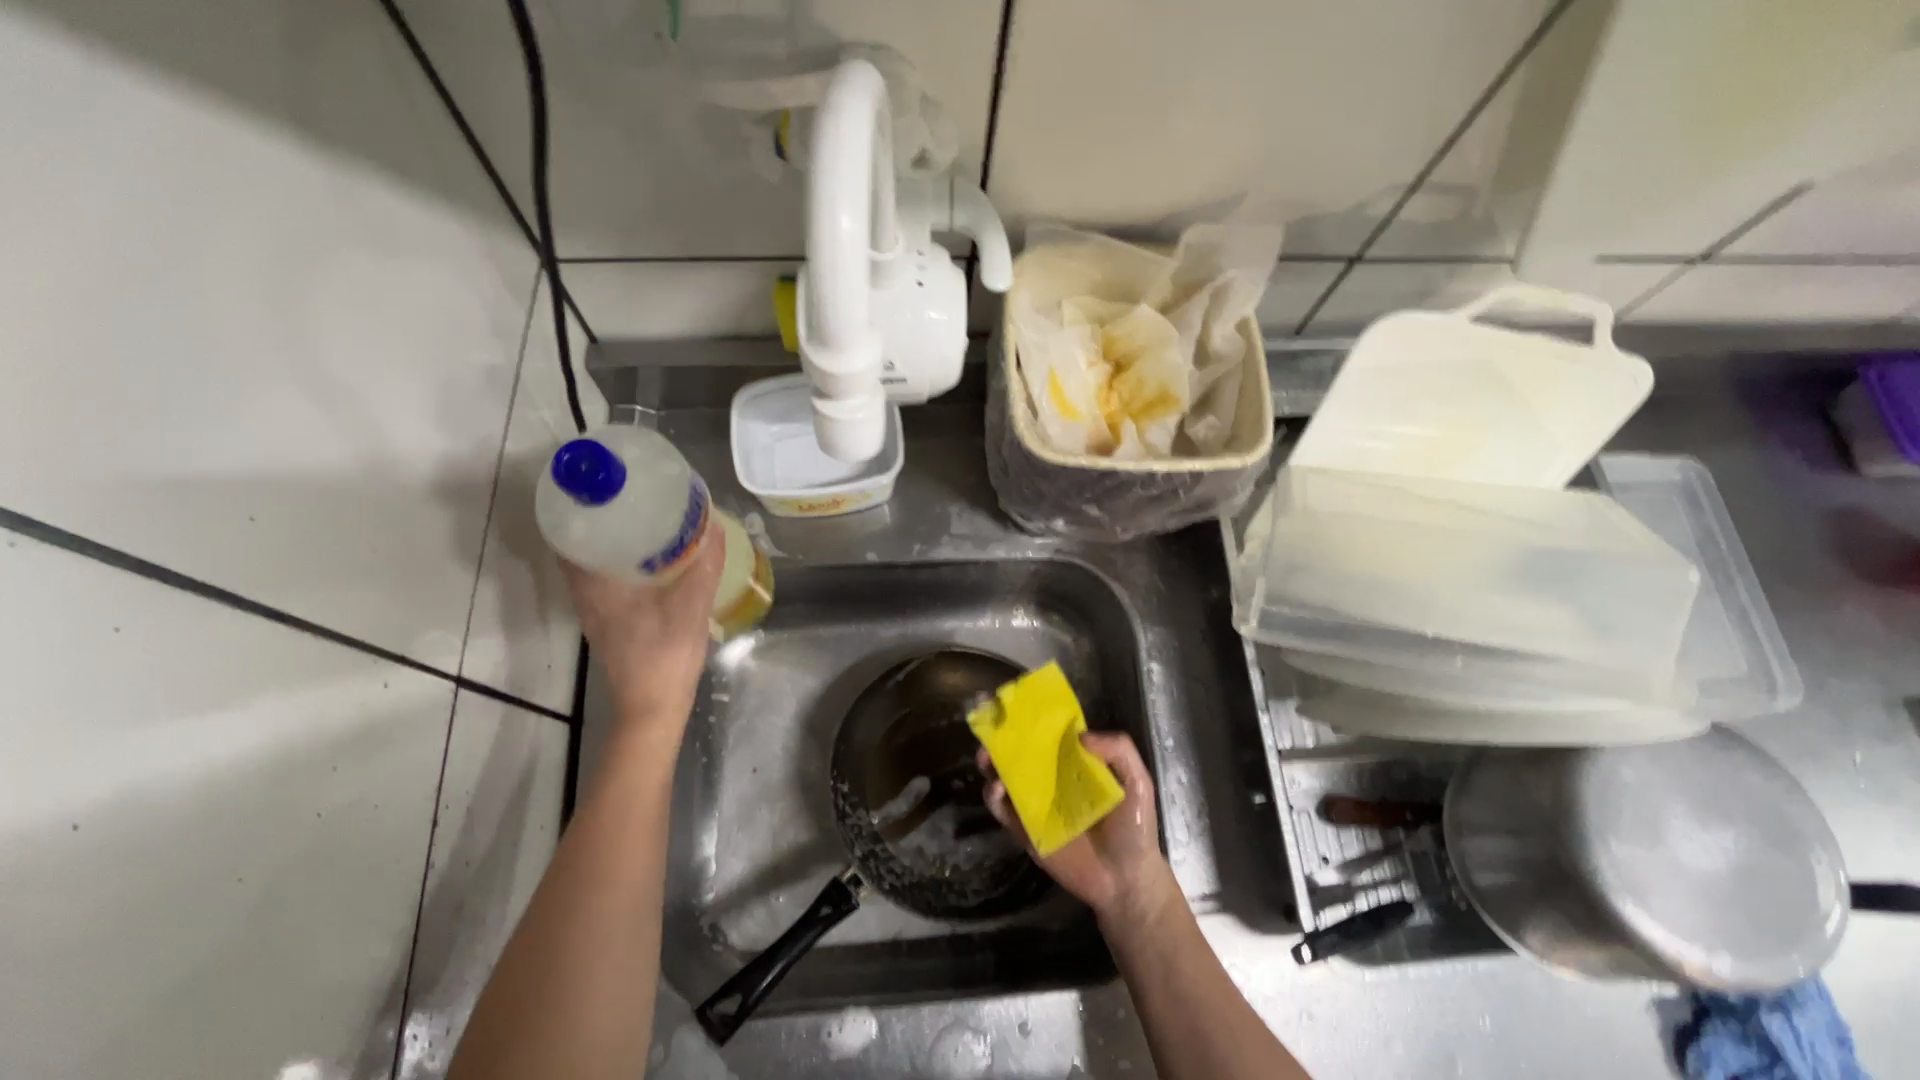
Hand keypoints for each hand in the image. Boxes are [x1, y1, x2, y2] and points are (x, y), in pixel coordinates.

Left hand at [562, 518, 724, 739]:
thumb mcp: (691, 608)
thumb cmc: (664, 658)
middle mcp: (586, 597)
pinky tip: (648, 564)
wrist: (652, 710)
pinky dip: (618, 567)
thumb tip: (713, 525)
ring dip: (608, 546)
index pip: (569, 538)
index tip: (601, 489)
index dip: (579, 510)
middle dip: (598, 523)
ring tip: (640, 524)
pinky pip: (603, 584)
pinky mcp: (607, 626)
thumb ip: (704, 567)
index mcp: (595, 588)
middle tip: (627, 501)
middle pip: (578, 550)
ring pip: (591, 568)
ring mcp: (594, 614)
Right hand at [979, 732, 1177, 923]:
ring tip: (988, 758)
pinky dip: (993, 797)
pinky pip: (1002, 810)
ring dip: (992, 765)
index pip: (1050, 736)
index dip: (1033, 722)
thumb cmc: (1135, 828)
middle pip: (1021, 754)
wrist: (1126, 880)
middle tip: (992, 731)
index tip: (1017, 709)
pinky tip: (998, 789)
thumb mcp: (1138, 783)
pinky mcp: (1024, 830)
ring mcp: (1036, 804)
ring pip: (1005, 778)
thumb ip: (1119, 750)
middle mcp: (1052, 779)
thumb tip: (1079, 736)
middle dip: (1002, 740)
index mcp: (1076, 764)